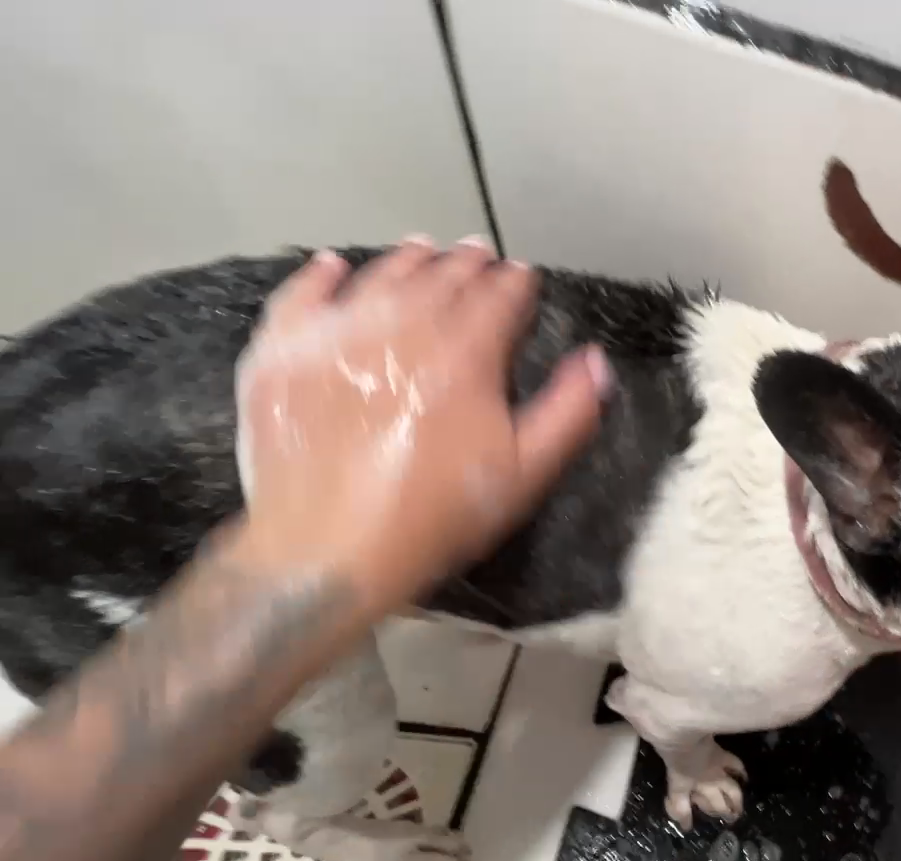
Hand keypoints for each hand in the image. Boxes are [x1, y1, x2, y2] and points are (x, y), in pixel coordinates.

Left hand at [231, 237, 611, 610]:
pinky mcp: (280, 357)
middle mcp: (397, 333)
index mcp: (463, 359)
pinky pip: (300, 298)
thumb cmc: (443, 512)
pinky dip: (320, 276)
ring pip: (376, 280)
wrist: (331, 549)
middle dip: (465, 265)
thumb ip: (570, 411)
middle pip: (438, 282)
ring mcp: (332, 339)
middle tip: (480, 252)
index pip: (495, 301)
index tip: (525, 274)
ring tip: (426, 248)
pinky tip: (336, 266)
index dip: (515, 285)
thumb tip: (596, 361)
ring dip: (407, 261)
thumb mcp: (528, 470)